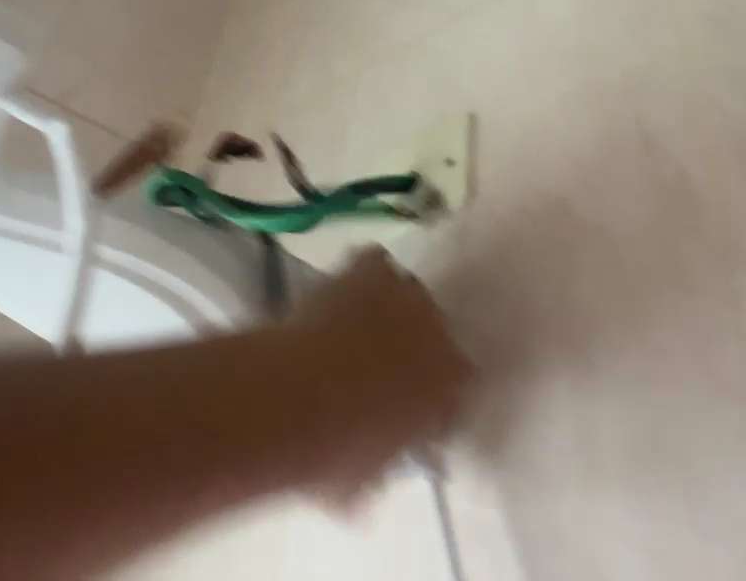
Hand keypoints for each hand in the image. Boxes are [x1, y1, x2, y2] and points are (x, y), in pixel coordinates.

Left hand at [285, 249, 473, 508]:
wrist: (287, 399)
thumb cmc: (331, 453)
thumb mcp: (363, 481)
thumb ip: (382, 470)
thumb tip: (372, 480)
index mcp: (452, 386)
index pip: (458, 387)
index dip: (434, 396)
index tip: (411, 407)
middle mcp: (441, 333)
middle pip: (437, 333)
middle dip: (415, 347)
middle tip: (379, 365)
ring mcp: (406, 294)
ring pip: (408, 294)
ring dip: (391, 308)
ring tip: (357, 326)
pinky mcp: (370, 268)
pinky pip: (375, 264)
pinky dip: (363, 276)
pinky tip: (340, 294)